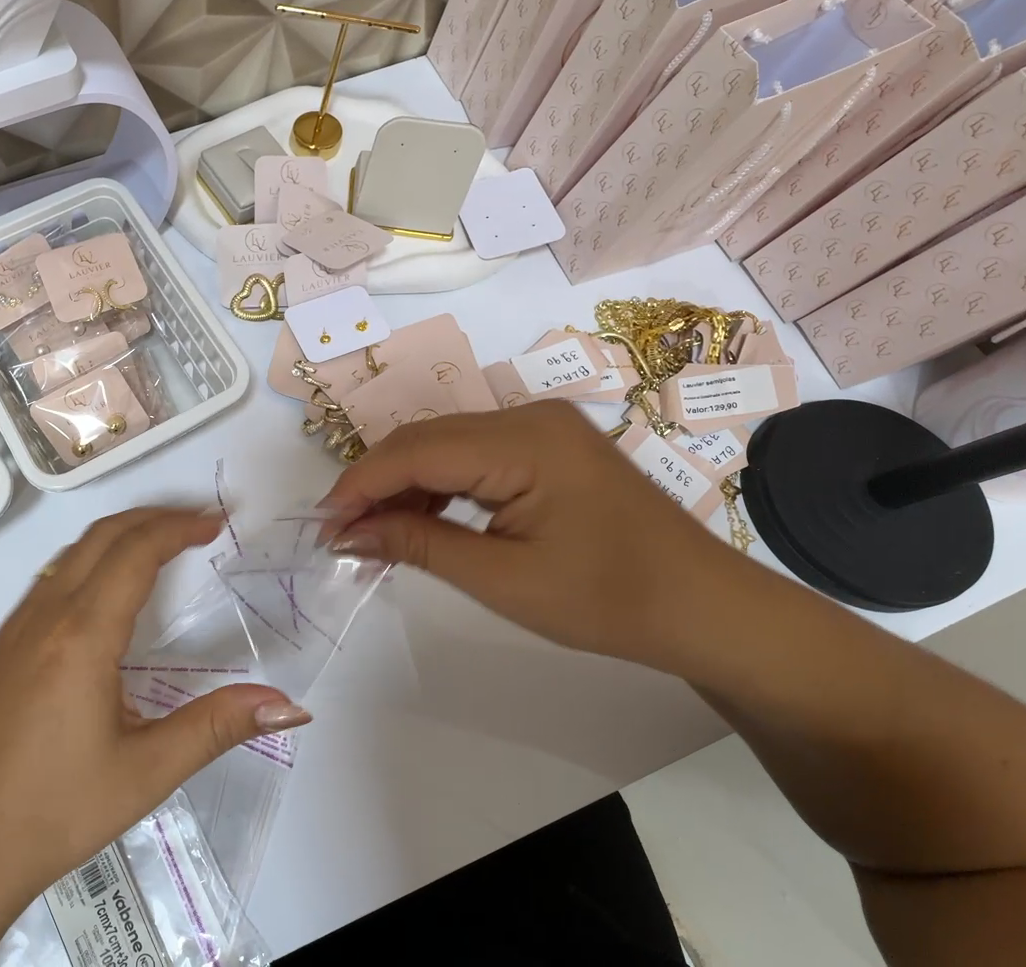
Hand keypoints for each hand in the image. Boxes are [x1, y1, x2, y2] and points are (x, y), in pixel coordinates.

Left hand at [0, 508, 306, 965]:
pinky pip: (46, 581)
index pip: (135, 552)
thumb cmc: (54, 812)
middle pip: (100, 537)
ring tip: (159, 548)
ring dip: (117, 536)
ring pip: (67, 555)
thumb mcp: (146, 772)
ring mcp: (12, 631)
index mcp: (82, 636)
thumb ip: (218, 727)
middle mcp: (42, 617)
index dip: (178, 527)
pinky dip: (87, 562)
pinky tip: (104, 598)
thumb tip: (289, 705)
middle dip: (151, 518)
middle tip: (197, 524)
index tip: (217, 523)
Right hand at [320, 403, 760, 667]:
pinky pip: (474, 455)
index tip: (319, 525)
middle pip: (425, 439)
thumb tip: (346, 533)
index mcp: (525, 440)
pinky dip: (439, 485)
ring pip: (445, 444)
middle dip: (375, 483)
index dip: (359, 485)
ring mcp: (542, 427)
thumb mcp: (502, 579)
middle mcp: (530, 416)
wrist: (705, 609)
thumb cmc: (608, 600)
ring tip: (371, 532)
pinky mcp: (548, 447)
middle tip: (338, 532)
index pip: (415, 450)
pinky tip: (420, 518)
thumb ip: (417, 544)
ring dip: (404, 484)